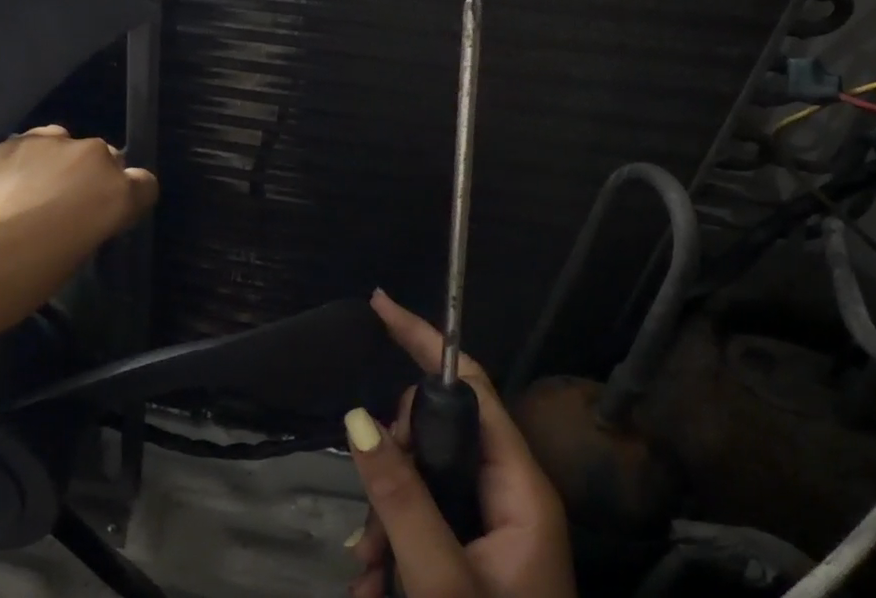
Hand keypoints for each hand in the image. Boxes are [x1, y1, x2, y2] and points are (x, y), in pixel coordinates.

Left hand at [0, 125, 157, 342]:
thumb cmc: (8, 286)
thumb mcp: (66, 267)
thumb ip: (87, 231)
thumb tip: (81, 220)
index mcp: (113, 195)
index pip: (143, 187)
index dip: (127, 205)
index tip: (109, 225)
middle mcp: (87, 158)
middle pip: (107, 161)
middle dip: (94, 184)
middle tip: (67, 218)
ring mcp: (45, 143)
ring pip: (69, 150)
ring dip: (61, 170)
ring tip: (31, 205)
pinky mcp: (7, 140)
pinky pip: (35, 150)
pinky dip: (28, 167)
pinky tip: (3, 196)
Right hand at [343, 291, 574, 597]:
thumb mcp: (440, 578)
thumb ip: (399, 498)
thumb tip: (356, 416)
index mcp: (520, 487)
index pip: (469, 386)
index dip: (424, 341)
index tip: (378, 305)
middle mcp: (506, 493)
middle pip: (432, 435)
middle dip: (388, 467)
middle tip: (372, 525)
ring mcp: (486, 522)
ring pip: (415, 480)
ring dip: (381, 520)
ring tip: (372, 577)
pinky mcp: (469, 548)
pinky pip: (416, 517)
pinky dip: (388, 543)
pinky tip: (375, 582)